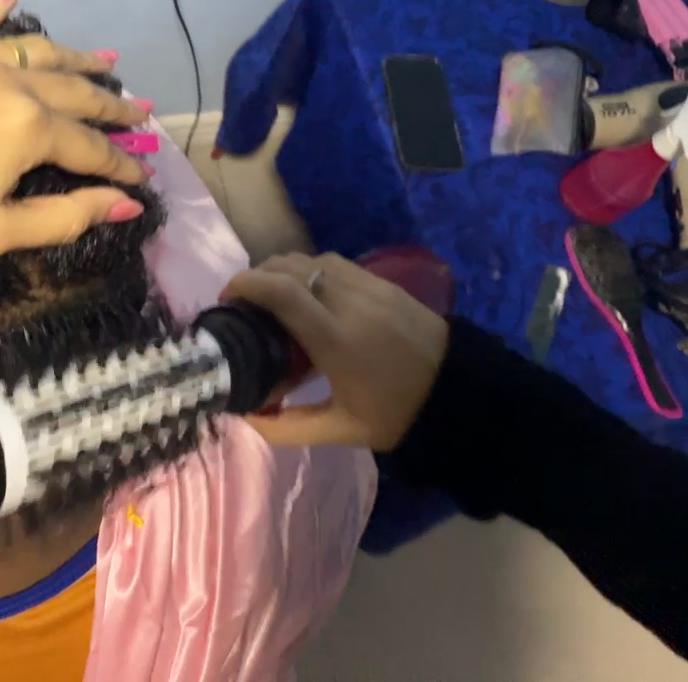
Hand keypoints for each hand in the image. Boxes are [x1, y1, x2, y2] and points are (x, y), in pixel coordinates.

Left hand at [0, 0, 149, 270]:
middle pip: (74, 90)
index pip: (91, 147)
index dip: (121, 166)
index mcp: (28, 126)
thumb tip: (126, 207)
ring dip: (75, 57)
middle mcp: (8, 79)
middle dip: (112, 106)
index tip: (144, 178)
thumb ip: (65, 217)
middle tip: (142, 116)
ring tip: (107, 60)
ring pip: (36, 50)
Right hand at [224, 252, 448, 450]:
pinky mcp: (382, 281)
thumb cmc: (397, 413)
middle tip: (246, 301)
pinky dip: (311, 269)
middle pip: (290, 265)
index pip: (281, 291)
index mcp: (336, 339)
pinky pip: (335, 262)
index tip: (227, 296)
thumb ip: (288, 426)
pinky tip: (309, 293)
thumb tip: (246, 417)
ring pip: (311, 258)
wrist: (460, 393)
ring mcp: (368, 286)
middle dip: (259, 275)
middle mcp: (349, 303)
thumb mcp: (343, 430)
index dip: (247, 283)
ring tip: (274, 295)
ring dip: (283, 270)